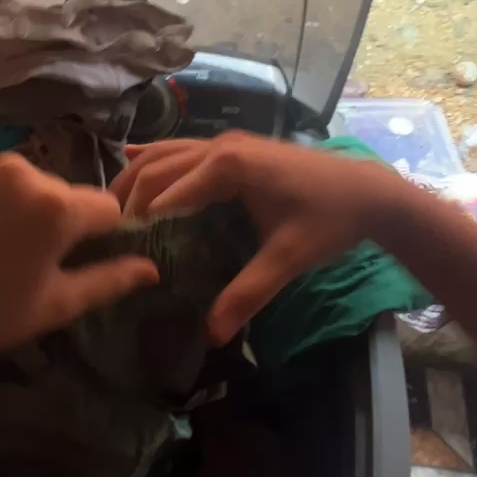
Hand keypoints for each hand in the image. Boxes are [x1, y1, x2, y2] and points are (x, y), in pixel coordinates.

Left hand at [0, 153, 159, 388]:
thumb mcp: (54, 305)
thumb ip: (109, 280)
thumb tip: (152, 269)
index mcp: (56, 205)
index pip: (106, 208)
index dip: (101, 234)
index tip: (77, 258)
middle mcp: (23, 170)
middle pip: (62, 192)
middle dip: (56, 219)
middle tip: (24, 260)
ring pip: (23, 182)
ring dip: (19, 205)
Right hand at [111, 132, 406, 342]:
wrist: (370, 191)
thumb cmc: (330, 221)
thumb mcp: (288, 259)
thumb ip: (249, 293)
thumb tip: (212, 334)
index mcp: (228, 166)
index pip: (166, 190)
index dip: (137, 216)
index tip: (114, 244)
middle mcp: (220, 146)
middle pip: (157, 167)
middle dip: (128, 195)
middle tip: (105, 230)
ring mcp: (227, 142)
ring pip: (166, 152)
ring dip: (136, 174)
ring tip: (108, 202)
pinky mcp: (234, 146)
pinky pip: (183, 147)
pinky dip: (155, 155)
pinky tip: (131, 156)